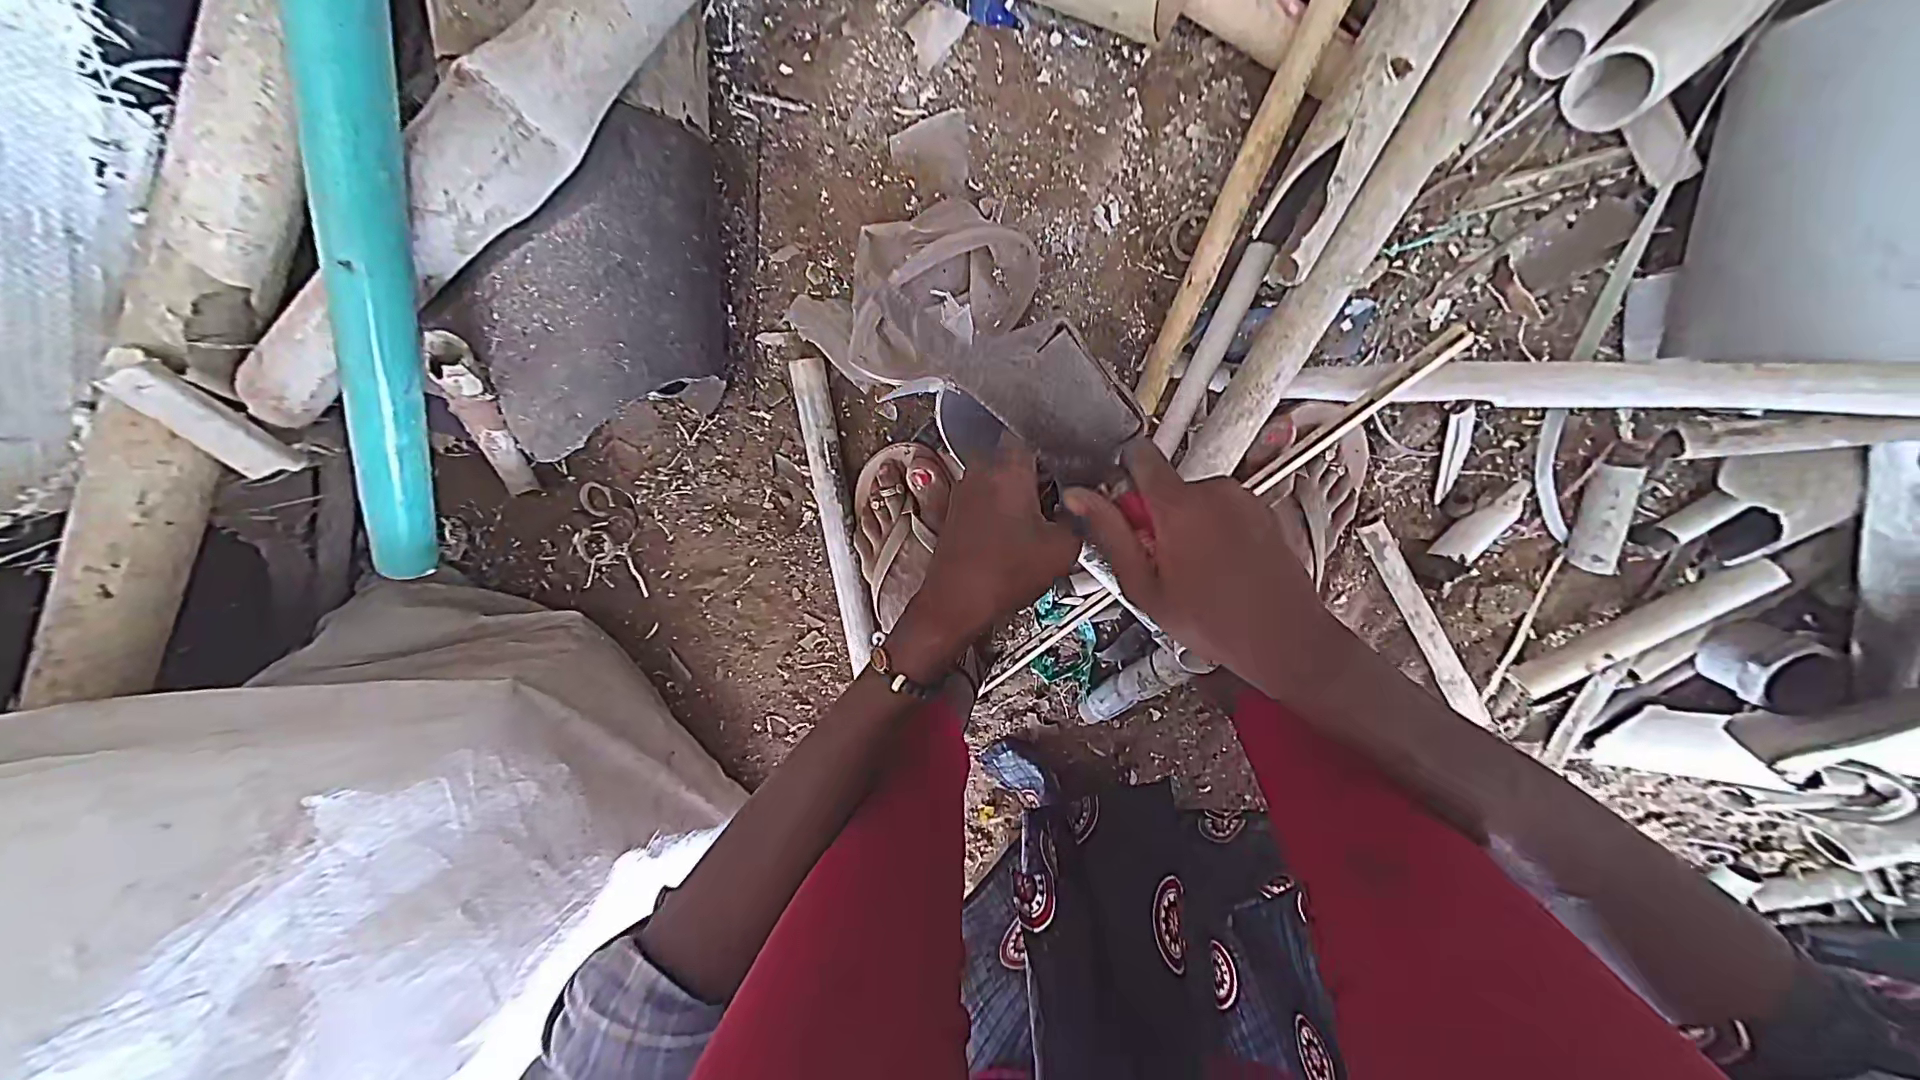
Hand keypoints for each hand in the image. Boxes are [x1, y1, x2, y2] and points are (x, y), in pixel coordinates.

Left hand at [889, 434, 1080, 674]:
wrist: (956, 603)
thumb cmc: (1002, 574)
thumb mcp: (1062, 549)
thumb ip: (1081, 519)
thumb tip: (1085, 508)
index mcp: (1007, 468)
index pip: (1035, 435)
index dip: (1059, 449)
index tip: (1074, 465)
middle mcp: (981, 471)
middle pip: (1020, 458)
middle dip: (1043, 475)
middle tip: (1063, 498)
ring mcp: (965, 490)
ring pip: (1003, 478)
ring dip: (1024, 493)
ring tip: (1043, 521)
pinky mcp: (957, 511)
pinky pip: (989, 497)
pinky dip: (1006, 509)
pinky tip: (1020, 535)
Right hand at [1062, 438, 1335, 680]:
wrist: (1283, 638)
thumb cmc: (1217, 621)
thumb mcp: (1143, 585)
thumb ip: (1108, 533)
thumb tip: (1081, 499)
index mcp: (1180, 505)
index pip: (1140, 457)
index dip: (1122, 479)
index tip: (1123, 509)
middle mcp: (1216, 492)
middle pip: (1166, 487)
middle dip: (1154, 518)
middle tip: (1158, 562)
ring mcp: (1244, 501)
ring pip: (1193, 501)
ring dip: (1185, 527)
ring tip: (1191, 572)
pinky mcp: (1262, 512)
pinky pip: (1222, 511)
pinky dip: (1213, 533)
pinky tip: (1216, 570)